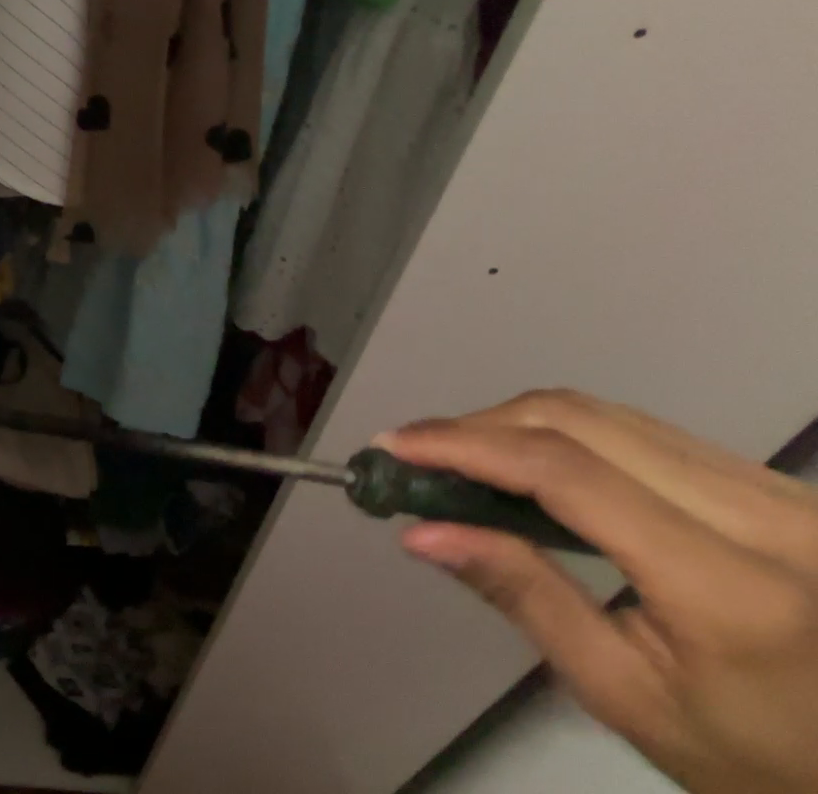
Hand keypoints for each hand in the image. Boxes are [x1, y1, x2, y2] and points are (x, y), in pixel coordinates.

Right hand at [380, 390, 817, 793]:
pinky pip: (649, 434)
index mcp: (734, 590)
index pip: (570, 476)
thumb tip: (419, 533)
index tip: (393, 445)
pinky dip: (567, 435)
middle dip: (481, 426)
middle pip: (586, 424)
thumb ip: (524, 597)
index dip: (468, 446)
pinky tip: (527, 465)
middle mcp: (776, 522)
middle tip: (415, 453)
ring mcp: (791, 498)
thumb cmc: (754, 754)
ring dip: (518, 425)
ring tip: (458, 459)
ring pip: (615, 417)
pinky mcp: (785, 490)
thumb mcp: (625, 694)